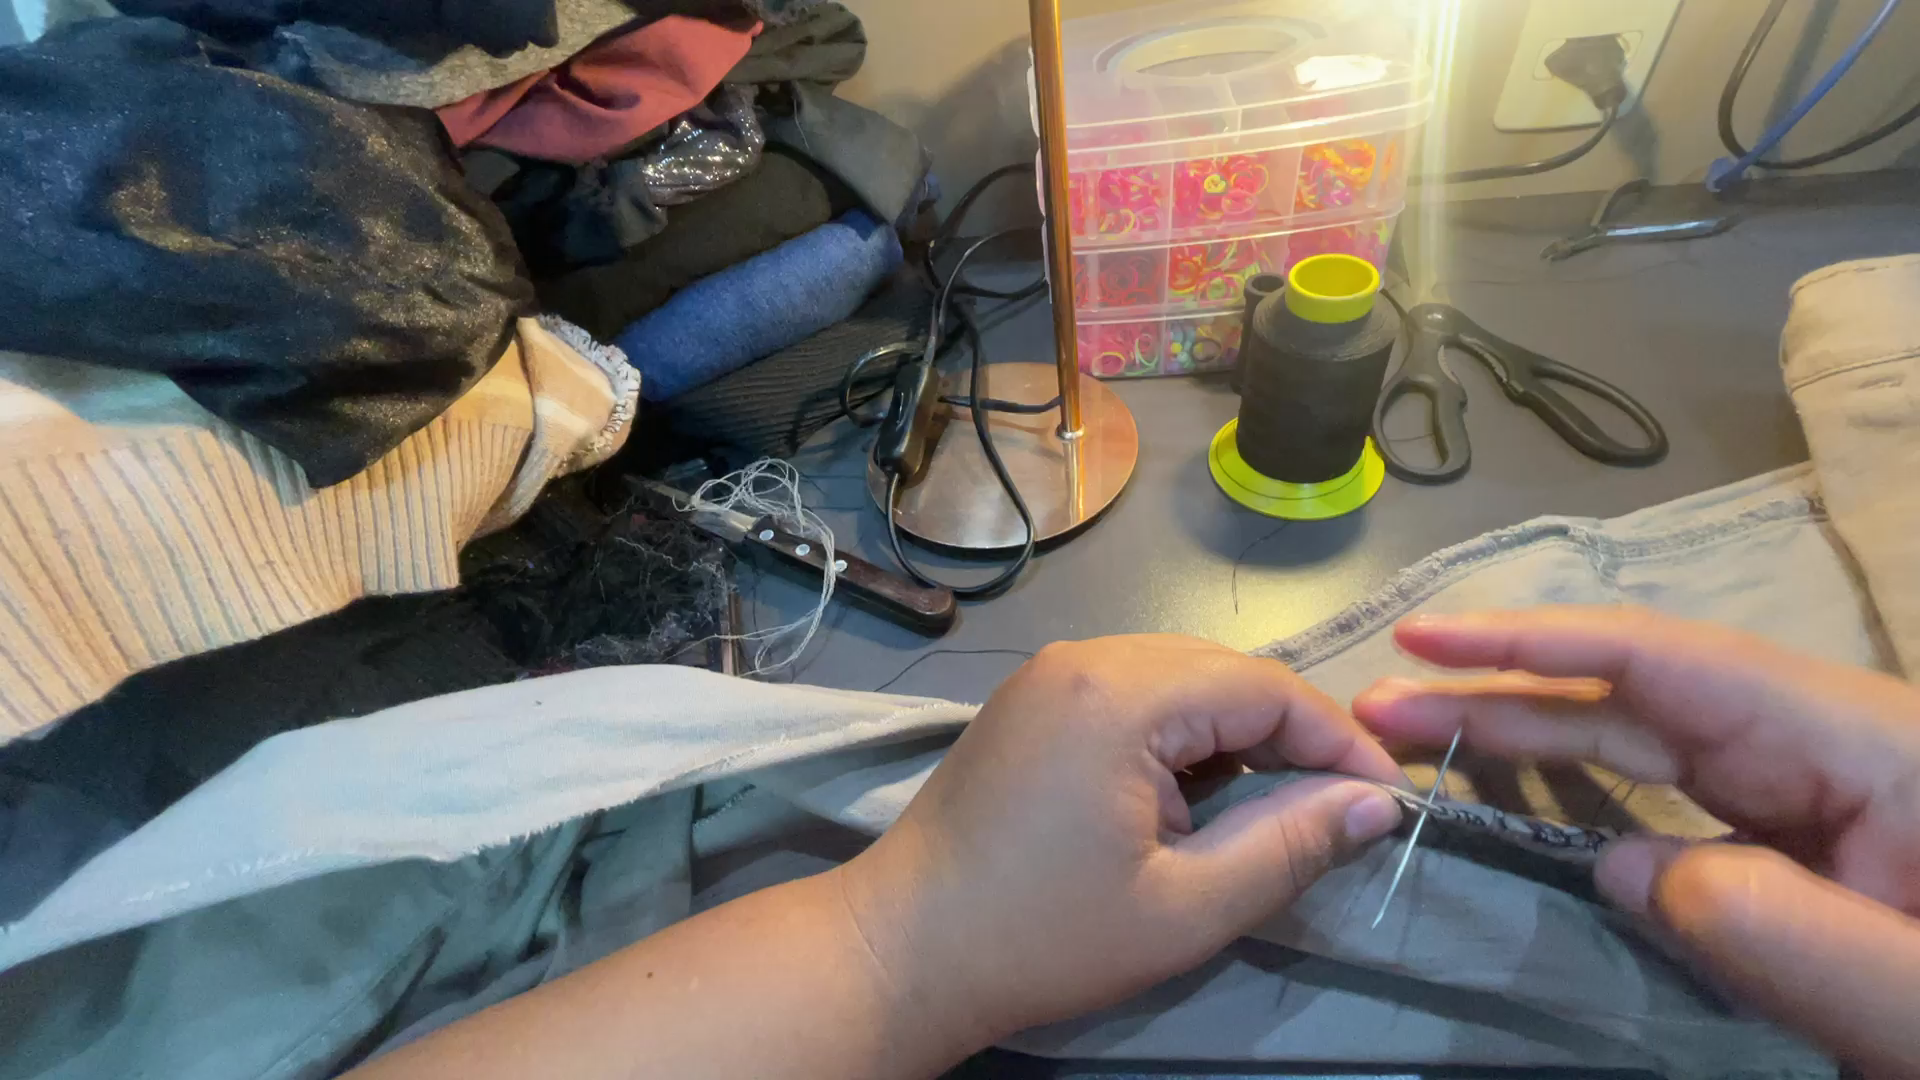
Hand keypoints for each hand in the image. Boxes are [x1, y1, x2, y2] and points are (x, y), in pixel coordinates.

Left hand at [836, 635, 1404, 1048]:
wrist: (909, 939)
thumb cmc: (1044, 933)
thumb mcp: (1184, 907)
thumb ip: (1287, 843)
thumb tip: (1373, 804)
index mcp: (1119, 692)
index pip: (1261, 685)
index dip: (1335, 738)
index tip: (1385, 798)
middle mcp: (1083, 657)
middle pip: (1218, 671)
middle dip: (1284, 732)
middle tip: (1330, 804)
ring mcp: (1050, 671)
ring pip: (1175, 675)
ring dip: (1230, 730)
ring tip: (1265, 800)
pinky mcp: (1033, 695)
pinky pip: (1130, 689)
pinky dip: (1176, 728)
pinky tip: (1189, 785)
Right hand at [1352, 607, 1919, 1078]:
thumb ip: (1778, 930)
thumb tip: (1606, 859)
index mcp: (1863, 742)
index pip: (1661, 658)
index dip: (1528, 638)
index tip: (1422, 638)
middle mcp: (1811, 742)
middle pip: (1616, 696)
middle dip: (1489, 696)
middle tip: (1376, 710)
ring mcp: (1795, 787)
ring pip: (1622, 741)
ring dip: (1509, 736)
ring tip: (1410, 738)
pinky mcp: (1779, 831)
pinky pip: (1648, 794)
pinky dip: (1563, 787)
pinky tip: (1506, 789)